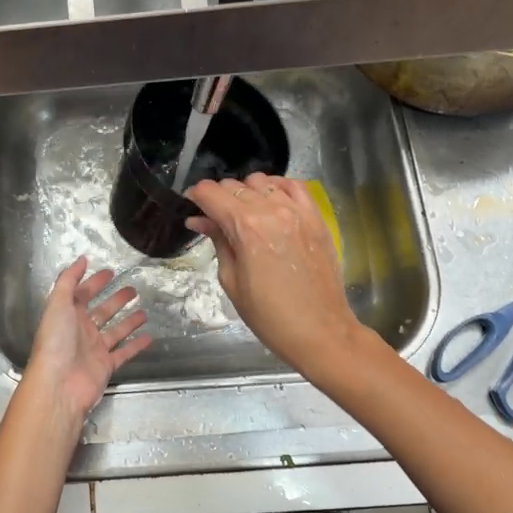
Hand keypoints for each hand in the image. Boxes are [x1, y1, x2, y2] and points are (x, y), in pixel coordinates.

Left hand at [25, 257, 150, 418]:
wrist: (59, 383)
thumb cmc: (56, 341)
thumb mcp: (58, 303)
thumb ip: (68, 280)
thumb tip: (82, 259)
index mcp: (67, 315)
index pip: (82, 294)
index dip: (95, 282)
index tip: (110, 271)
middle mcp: (81, 330)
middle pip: (102, 311)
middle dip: (116, 300)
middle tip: (133, 289)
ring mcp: (94, 349)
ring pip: (115, 331)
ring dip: (129, 321)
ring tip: (144, 311)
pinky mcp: (106, 366)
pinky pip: (124, 353)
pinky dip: (136, 346)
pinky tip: (149, 337)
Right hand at [185, 173, 364, 371]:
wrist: (320, 331)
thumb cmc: (269, 316)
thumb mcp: (232, 281)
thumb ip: (218, 241)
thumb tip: (199, 220)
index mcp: (246, 228)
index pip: (211, 193)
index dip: (196, 197)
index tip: (192, 208)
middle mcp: (272, 210)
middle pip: (234, 185)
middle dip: (219, 198)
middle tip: (215, 220)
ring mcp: (298, 211)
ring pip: (262, 181)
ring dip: (247, 192)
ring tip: (245, 215)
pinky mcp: (316, 218)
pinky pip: (294, 186)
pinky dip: (277, 188)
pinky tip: (271, 204)